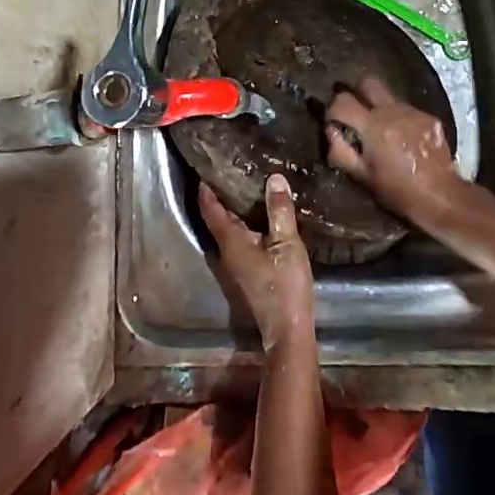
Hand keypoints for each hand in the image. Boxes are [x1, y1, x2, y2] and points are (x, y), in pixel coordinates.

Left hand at [199, 176, 314, 348]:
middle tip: (235, 168)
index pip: (210, 209)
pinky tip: (264, 216)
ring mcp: (236, 265)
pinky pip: (242, 239)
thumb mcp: (287, 243)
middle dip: (223, 194)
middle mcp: (227, 252)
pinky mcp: (247, 272)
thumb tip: (273, 177)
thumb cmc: (284, 284)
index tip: (207, 166)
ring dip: (236, 209)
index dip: (206, 188)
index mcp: (231, 242)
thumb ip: (279, 211)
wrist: (288, 327)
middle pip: (218, 218)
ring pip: (230, 229)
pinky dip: (248, 223)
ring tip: (251, 186)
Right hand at [324, 78, 474, 226]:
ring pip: (390, 97)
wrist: (439, 196)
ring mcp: (414, 112)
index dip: (332, 109)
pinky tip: (404, 139)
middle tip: (355, 113)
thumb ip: (340, 151)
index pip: (343, 101)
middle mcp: (393, 111)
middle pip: (369, 83)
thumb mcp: (362, 176)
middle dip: (357, 93)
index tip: (333, 122)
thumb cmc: (396, 191)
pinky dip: (400, 119)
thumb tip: (331, 131)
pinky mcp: (430, 117)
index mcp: (373, 126)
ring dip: (380, 108)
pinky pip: (408, 110)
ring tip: (381, 132)